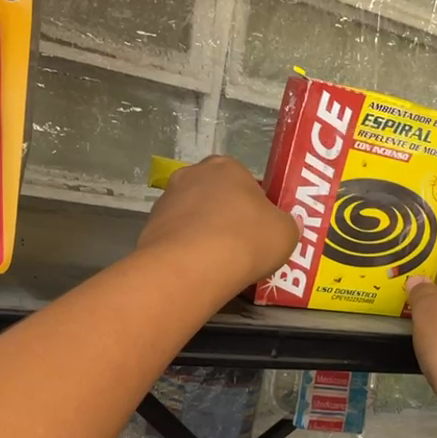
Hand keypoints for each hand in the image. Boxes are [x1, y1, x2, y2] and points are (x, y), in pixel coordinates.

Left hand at [138, 156, 298, 287]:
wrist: (192, 267)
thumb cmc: (246, 240)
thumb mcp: (286, 232)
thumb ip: (286, 224)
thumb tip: (284, 226)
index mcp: (227, 166)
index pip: (246, 182)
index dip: (256, 207)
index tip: (261, 230)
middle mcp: (193, 174)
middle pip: (216, 197)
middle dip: (227, 218)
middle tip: (242, 247)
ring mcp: (167, 200)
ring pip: (194, 218)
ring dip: (204, 235)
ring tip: (219, 265)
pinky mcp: (150, 227)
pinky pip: (177, 238)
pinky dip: (187, 251)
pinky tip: (198, 271)